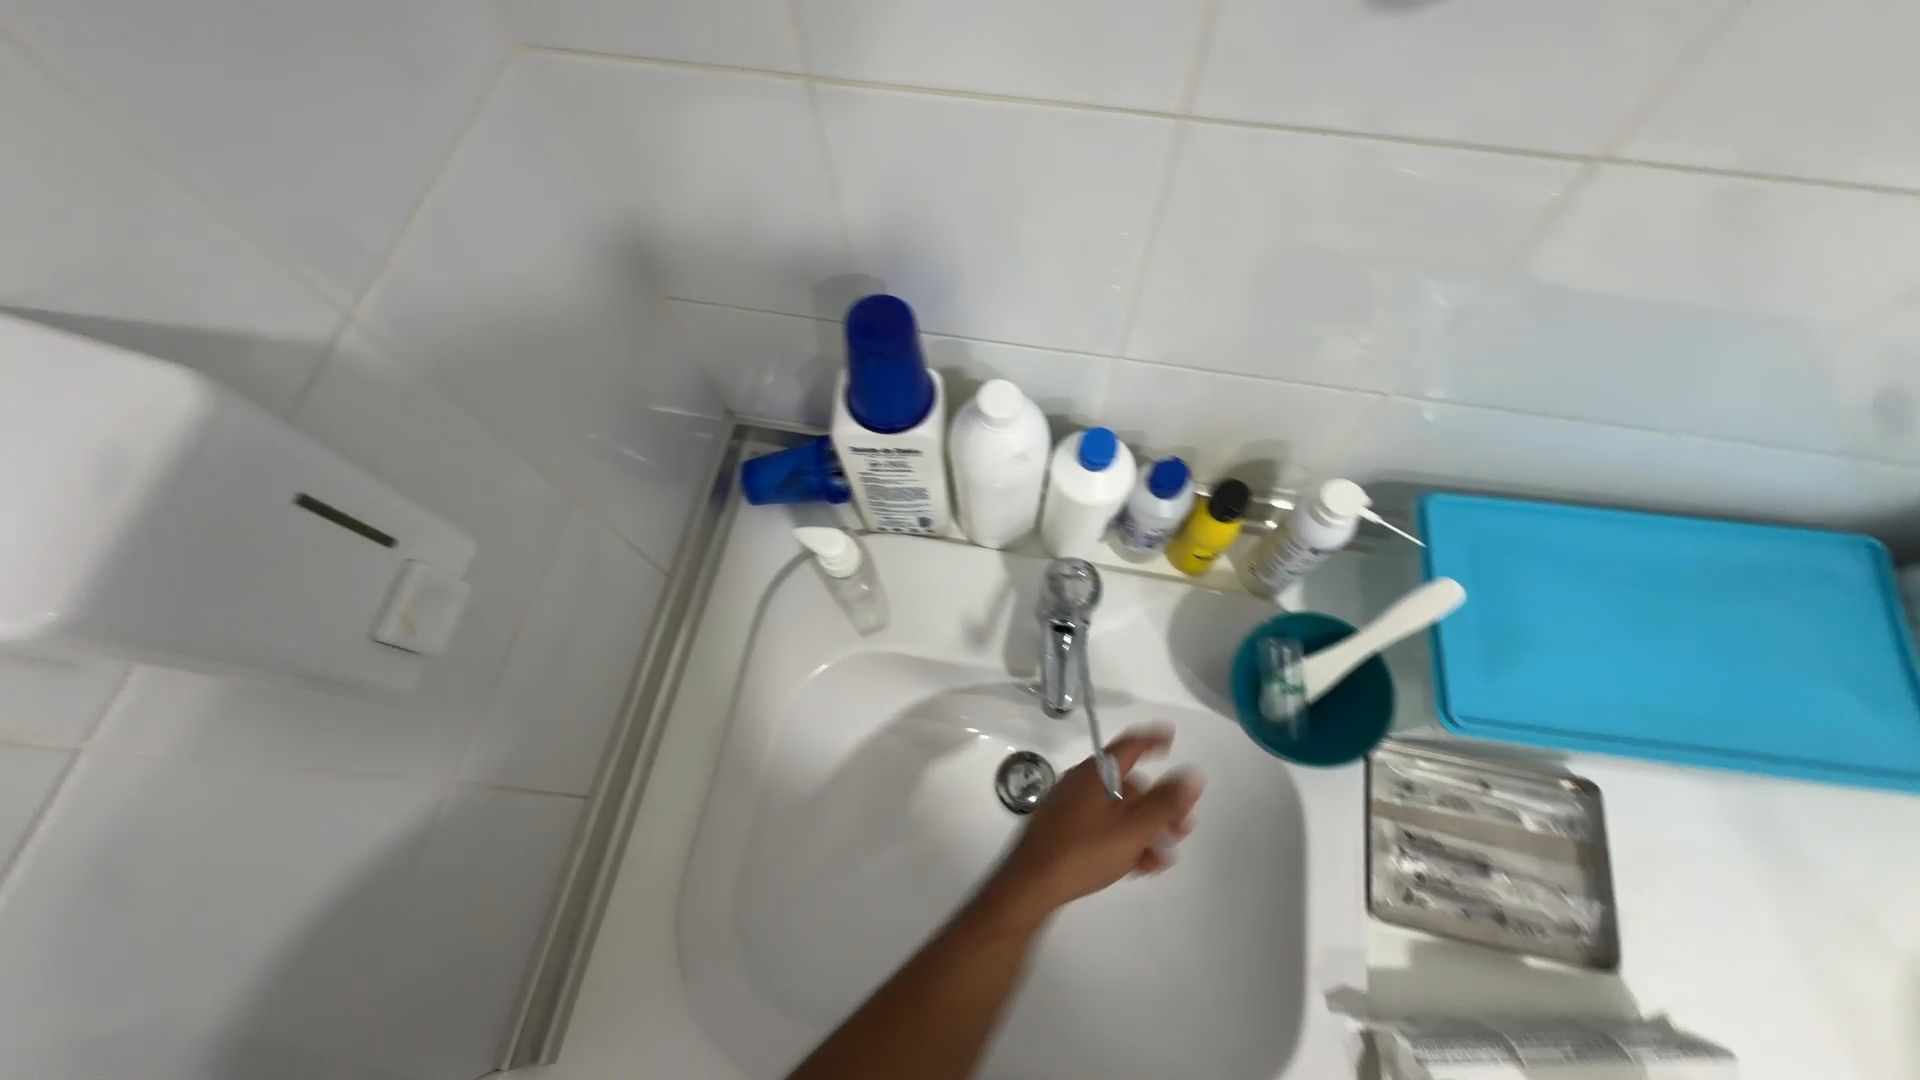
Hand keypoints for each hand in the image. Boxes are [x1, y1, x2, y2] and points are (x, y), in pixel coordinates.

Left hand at [976, 726, 1203, 927]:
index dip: (1153, 740)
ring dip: (1143, 830)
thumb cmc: (1085, 851)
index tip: (1171, 740)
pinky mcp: (1061, 828)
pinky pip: (1100, 826)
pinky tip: (1134, 865)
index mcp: (1097, 774)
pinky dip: (1121, 839)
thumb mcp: (1134, 829)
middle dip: (1158, 806)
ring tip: (1160, 859)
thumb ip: (1166, 802)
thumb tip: (1192, 774)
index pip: (1130, 746)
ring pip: (1116, 810)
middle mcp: (1081, 782)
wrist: (1032, 883)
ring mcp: (1069, 805)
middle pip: (1128, 784)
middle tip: (1182, 828)